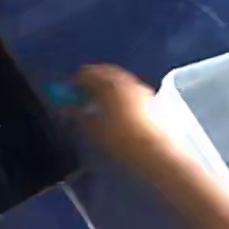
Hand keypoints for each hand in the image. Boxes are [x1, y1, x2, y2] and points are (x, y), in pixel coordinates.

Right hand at [72, 64, 190, 171]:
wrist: (161, 157)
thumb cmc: (122, 142)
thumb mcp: (94, 130)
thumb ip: (78, 115)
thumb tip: (67, 108)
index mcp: (109, 84)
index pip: (87, 73)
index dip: (75, 81)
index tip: (69, 92)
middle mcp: (127, 82)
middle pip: (106, 72)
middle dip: (93, 80)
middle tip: (84, 94)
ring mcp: (144, 90)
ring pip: (122, 81)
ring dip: (109, 87)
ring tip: (102, 103)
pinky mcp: (156, 102)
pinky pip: (133, 91)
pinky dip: (123, 95)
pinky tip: (121, 111)